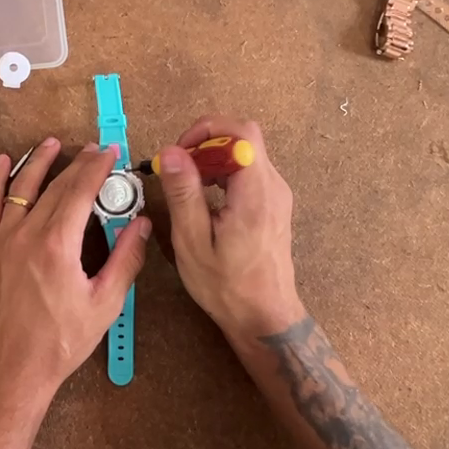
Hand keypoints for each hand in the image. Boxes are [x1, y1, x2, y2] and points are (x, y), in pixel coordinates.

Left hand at [0, 138, 149, 407]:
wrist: (8, 371)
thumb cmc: (58, 343)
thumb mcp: (104, 305)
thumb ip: (126, 260)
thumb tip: (141, 226)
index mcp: (57, 244)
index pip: (80, 190)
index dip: (97, 167)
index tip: (110, 153)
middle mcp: (26, 233)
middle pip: (55, 186)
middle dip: (77, 164)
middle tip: (94, 150)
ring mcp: (1, 239)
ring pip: (21, 188)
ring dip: (38, 162)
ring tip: (52, 143)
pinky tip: (1, 162)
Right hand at [154, 115, 304, 338]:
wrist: (264, 317)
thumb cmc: (227, 286)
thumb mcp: (193, 241)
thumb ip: (183, 193)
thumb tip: (171, 151)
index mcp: (256, 193)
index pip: (241, 133)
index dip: (206, 131)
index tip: (180, 152)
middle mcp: (273, 186)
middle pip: (243, 137)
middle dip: (205, 142)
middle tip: (179, 167)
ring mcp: (277, 194)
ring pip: (245, 152)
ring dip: (212, 157)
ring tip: (188, 184)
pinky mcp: (273, 203)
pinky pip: (248, 169)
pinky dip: (223, 170)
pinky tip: (205, 196)